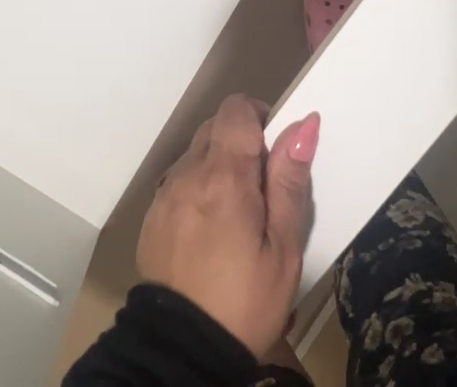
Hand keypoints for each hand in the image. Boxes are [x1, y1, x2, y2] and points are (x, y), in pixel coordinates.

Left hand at [136, 95, 320, 359]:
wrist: (183, 348)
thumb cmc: (245, 300)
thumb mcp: (282, 248)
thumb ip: (289, 181)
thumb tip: (304, 125)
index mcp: (224, 176)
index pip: (236, 109)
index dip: (259, 116)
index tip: (276, 149)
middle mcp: (187, 174)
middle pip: (215, 127)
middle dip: (242, 141)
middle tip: (265, 188)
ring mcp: (165, 194)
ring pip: (196, 153)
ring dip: (219, 164)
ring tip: (239, 214)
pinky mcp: (152, 215)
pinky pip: (179, 181)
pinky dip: (198, 187)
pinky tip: (212, 228)